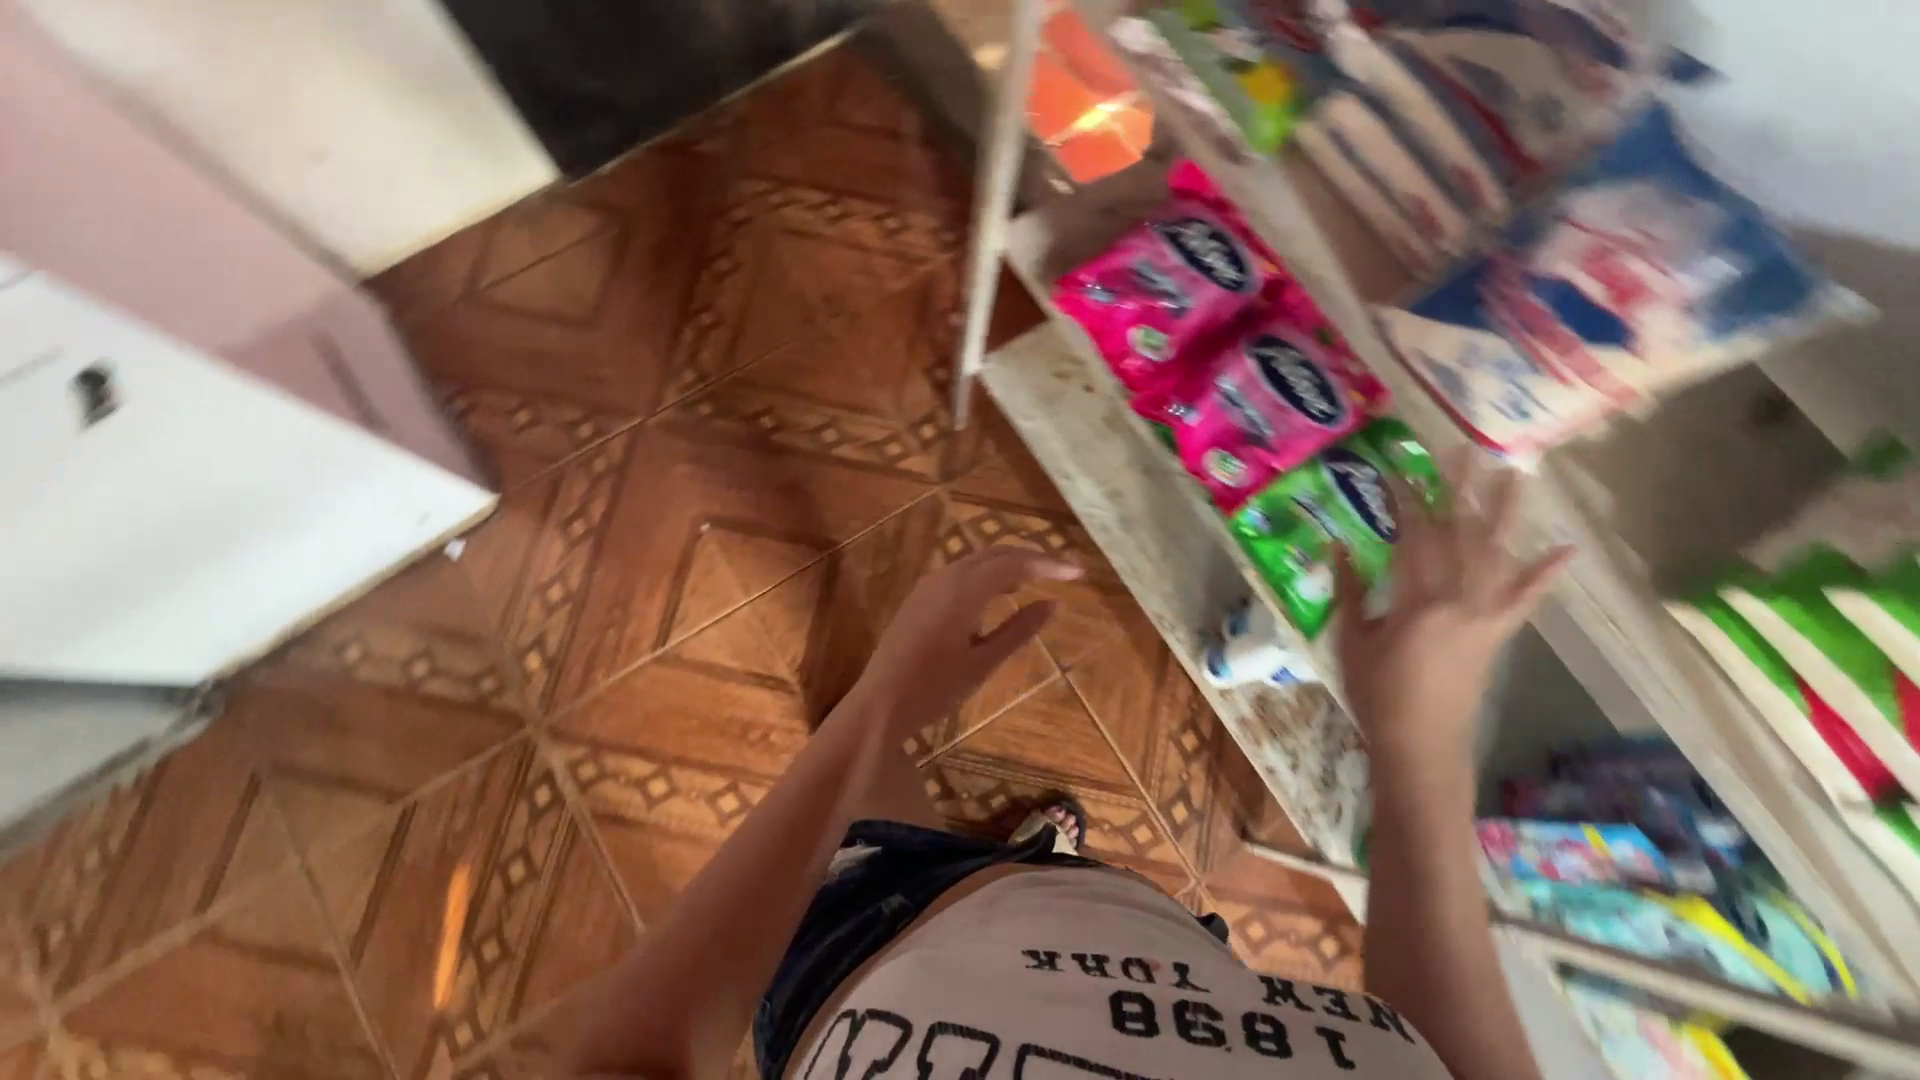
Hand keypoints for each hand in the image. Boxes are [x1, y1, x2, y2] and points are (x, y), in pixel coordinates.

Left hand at [843, 546, 1083, 741]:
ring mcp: (928, 585)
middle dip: (1031, 557)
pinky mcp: (920, 598)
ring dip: (1009, 565)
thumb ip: (1019, 629)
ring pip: (976, 561)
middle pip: (995, 553)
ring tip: (1038, 580)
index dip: (1049, 564)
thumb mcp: (983, 662)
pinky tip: (1000, 595)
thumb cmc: (934, 689)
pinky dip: (987, 575)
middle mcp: (944, 577)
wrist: (879, 704)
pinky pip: (961, 573)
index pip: (1014, 563)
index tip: (1079, 572)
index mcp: (963, 590)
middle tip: (1063, 571)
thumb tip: (1053, 603)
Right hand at [1332, 450, 1572, 762]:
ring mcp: (1485, 615)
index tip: (1398, 469)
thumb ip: (1351, 591)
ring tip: (1515, 473)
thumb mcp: (1351, 640)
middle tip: (1464, 450)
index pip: (1412, 537)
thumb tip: (1340, 546)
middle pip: (1460, 533)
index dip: (1406, 501)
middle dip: (1460, 490)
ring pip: (1497, 554)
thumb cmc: (1376, 694)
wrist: (1421, 743)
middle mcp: (1459, 599)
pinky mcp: (1498, 633)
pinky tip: (1566, 548)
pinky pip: (1527, 599)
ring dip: (1506, 512)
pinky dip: (1546, 573)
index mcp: (1416, 601)